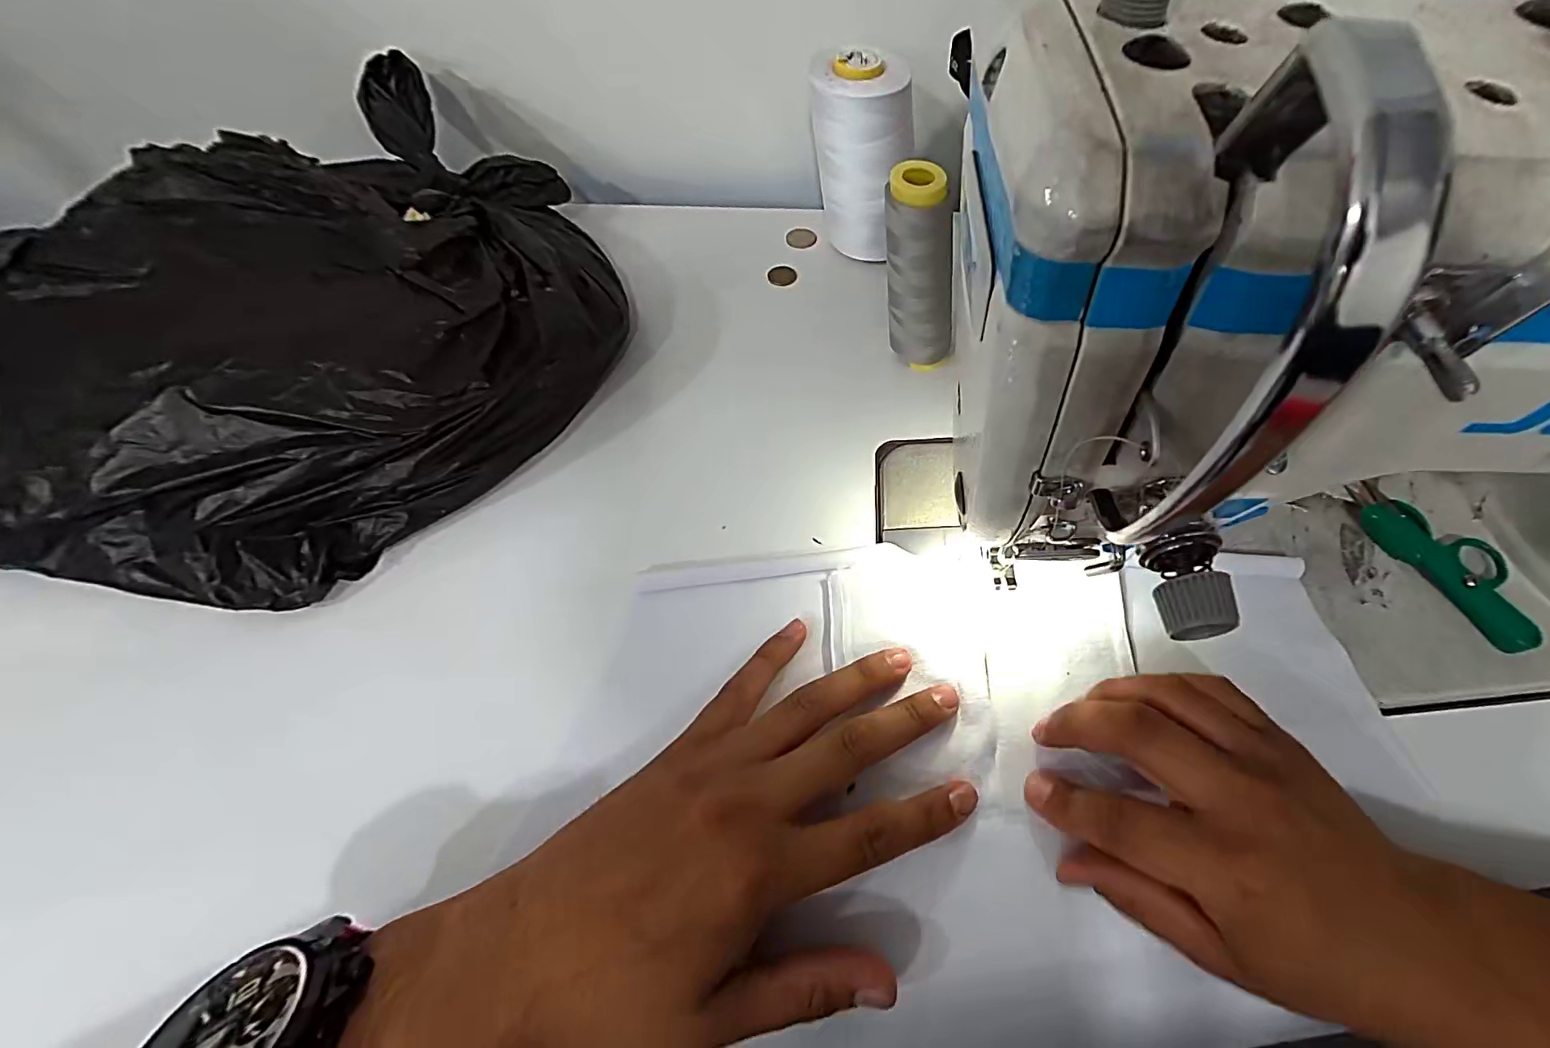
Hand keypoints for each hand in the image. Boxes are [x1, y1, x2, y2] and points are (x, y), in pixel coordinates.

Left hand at [342, 620, 977, 1047]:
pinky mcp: (678, 754)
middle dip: (905, 720)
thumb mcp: (707, 1025)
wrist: (495, 969)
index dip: (925, 814)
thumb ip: (803, 989)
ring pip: (802, 710)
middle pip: (848, 749)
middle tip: (948, 694)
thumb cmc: (603, 1009)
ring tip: (898, 657)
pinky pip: (733, 695)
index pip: (870, 836)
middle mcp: (748, 804)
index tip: (966, 790)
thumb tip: (887, 983)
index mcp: (763, 872)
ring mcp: (712, 768)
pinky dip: (767, 659)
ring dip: (855, 680)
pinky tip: (793, 631)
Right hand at [1027, 675, 1549, 1047]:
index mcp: (1225, 865)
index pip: (1122, 818)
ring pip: (1173, 696)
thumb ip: (1137, 896)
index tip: (1034, 787)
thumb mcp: (1217, 953)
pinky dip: (1166, 683)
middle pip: (1141, 732)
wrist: (1410, 933)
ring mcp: (1264, 756)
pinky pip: (1212, 689)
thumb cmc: (1310, 959)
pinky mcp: (1279, 738)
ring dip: (1115, 693)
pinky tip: (1141, 694)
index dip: (1067, 800)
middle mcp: (1241, 797)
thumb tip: (1071, 858)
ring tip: (1081, 707)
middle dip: (1078, 724)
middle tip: (1046, 733)